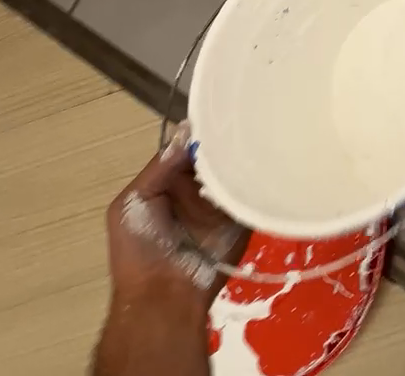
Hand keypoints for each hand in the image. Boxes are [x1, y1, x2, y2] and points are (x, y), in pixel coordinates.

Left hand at [93, 125, 247, 375]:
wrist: (165, 294)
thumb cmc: (140, 248)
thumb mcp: (133, 203)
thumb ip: (159, 166)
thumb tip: (188, 126)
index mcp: (172, 179)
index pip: (192, 145)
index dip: (205, 128)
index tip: (226, 108)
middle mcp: (201, 184)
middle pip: (220, 153)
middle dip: (231, 139)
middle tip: (251, 118)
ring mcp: (225, 197)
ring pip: (240, 167)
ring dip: (248, 155)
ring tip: (265, 133)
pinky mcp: (245, 211)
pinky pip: (255, 187)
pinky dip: (261, 175)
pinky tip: (271, 159)